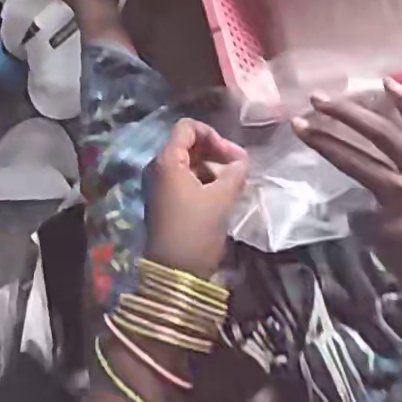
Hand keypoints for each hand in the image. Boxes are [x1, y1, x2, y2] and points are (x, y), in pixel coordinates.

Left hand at [145, 117, 248, 277]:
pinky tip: (223, 193)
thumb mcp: (220, 199)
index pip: (188, 127)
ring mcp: (160, 184)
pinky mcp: (164, 200)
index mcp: (168, 160)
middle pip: (188, 144)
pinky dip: (204, 180)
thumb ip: (234, 173)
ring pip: (188, 162)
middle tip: (240, 166)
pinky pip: (185, 179)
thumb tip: (242, 160)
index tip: (232, 154)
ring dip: (212, 167)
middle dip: (215, 151)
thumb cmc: (196, 230)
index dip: (213, 134)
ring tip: (235, 182)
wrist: (174, 273)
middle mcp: (159, 166)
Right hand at [294, 80, 401, 345]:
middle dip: (322, 140)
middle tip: (297, 122)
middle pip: (355, 160)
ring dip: (352, 113)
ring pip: (386, 134)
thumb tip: (367, 222)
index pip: (357, 216)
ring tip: (324, 98)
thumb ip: (387, 249)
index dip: (354, 220)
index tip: (357, 224)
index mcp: (398, 231)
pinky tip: (389, 84)